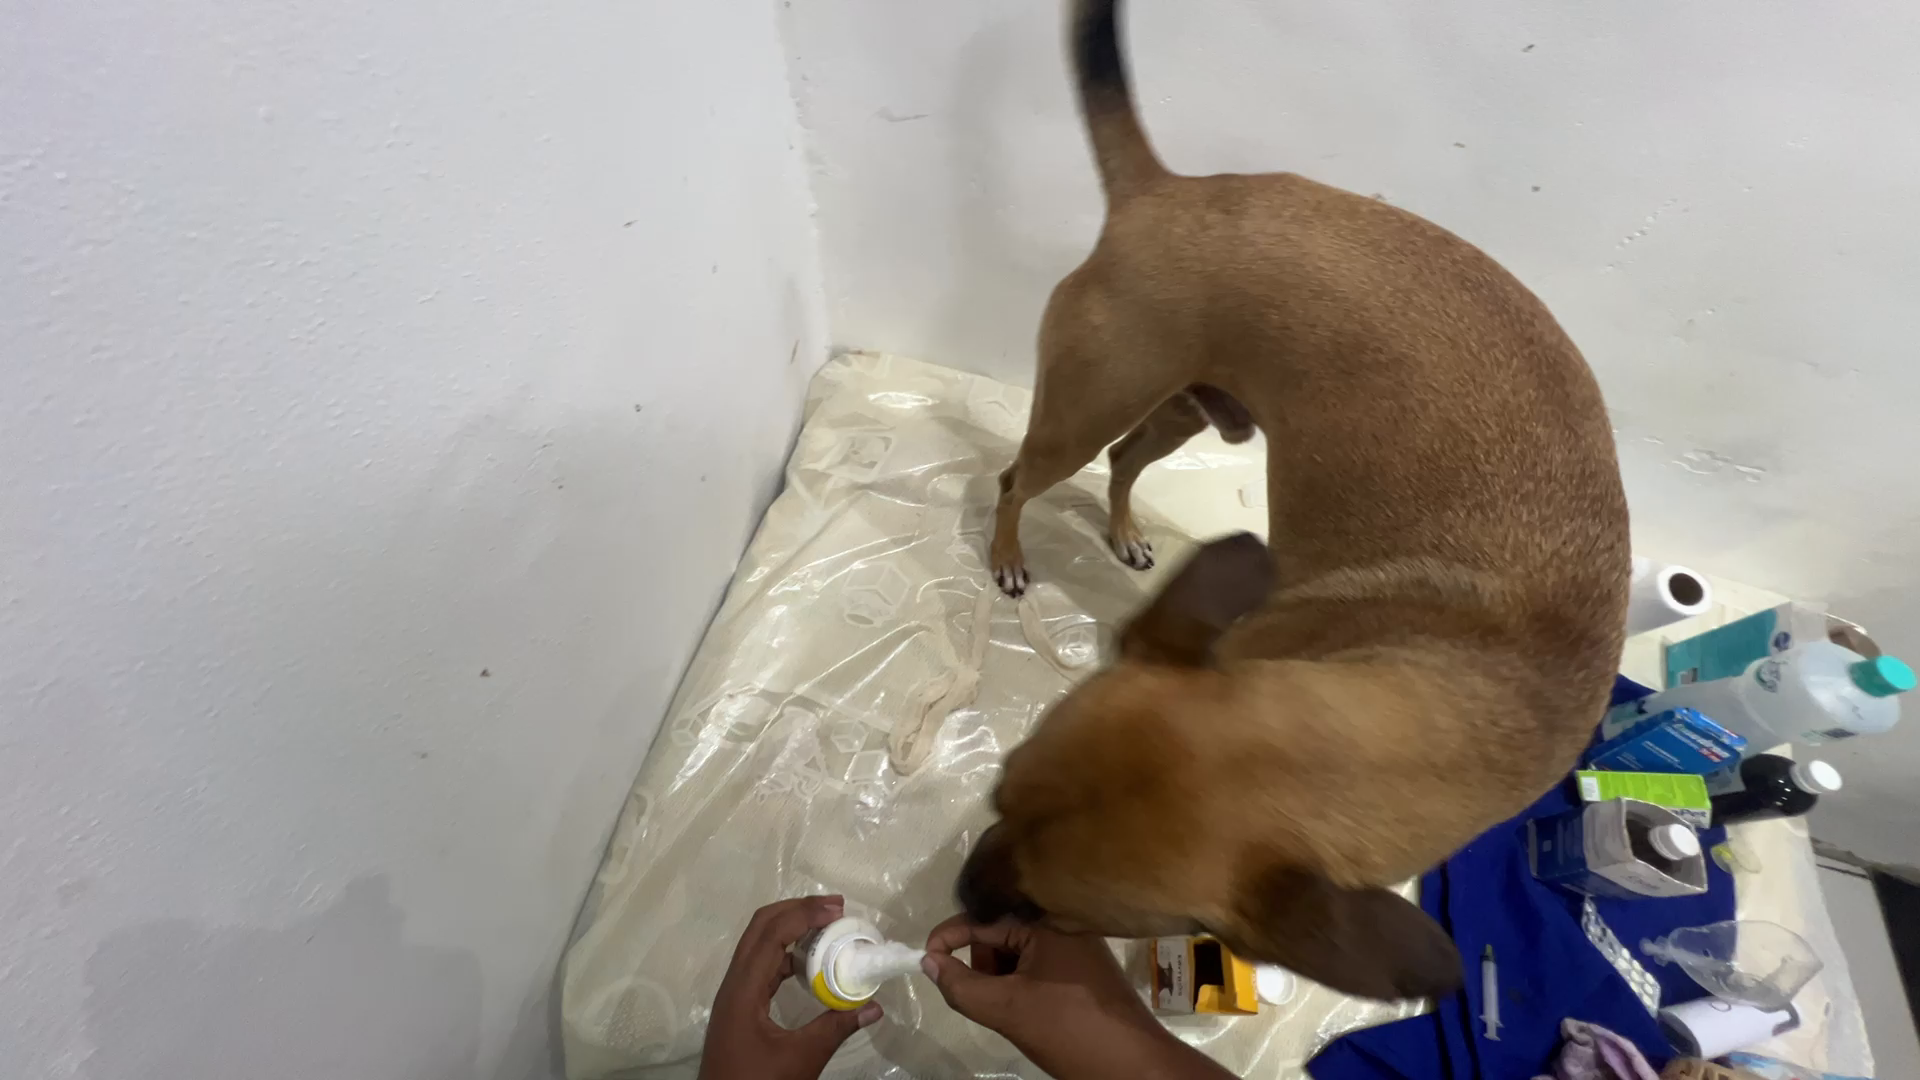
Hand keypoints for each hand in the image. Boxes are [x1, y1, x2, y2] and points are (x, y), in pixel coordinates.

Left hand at [698, 896, 882, 1079]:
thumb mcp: (801, 1060)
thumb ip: (836, 1028)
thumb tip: (874, 1007)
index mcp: (743, 990)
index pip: (772, 933)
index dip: (805, 914)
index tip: (838, 910)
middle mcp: (734, 983)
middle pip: (762, 925)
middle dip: (798, 909)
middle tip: (835, 907)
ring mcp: (734, 993)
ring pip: (760, 941)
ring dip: (792, 926)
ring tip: (827, 926)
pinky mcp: (739, 1005)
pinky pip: (762, 962)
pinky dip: (787, 950)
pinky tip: (810, 961)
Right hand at [921, 917, 1233, 1079]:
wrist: (1136, 1066)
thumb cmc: (1070, 1028)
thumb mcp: (1008, 1009)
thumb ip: (962, 985)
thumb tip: (928, 960)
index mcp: (1043, 919)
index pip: (981, 919)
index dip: (949, 937)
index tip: (924, 958)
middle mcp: (1059, 921)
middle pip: (998, 933)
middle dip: (981, 964)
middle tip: (983, 1000)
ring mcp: (1074, 943)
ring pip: (1016, 951)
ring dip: (1000, 976)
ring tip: (1007, 1010)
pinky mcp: (1083, 967)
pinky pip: (1037, 963)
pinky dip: (1021, 984)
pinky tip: (1026, 1011)